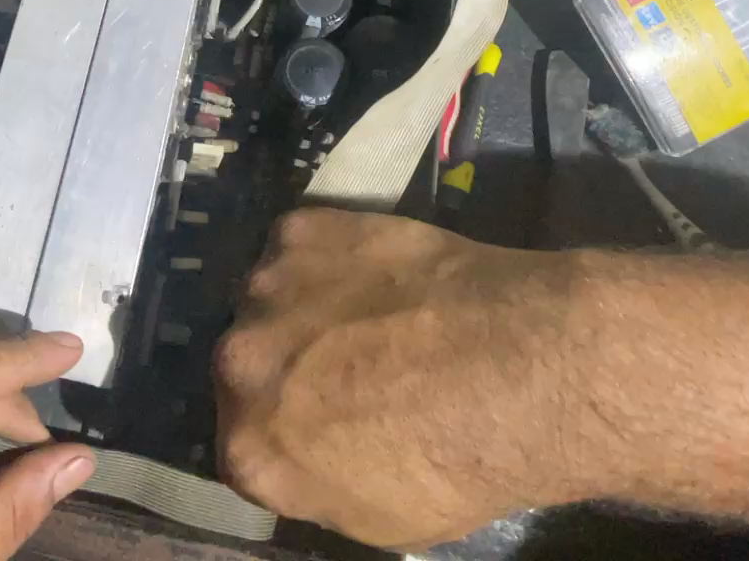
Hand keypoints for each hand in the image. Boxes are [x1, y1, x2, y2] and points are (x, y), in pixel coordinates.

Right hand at [214, 208, 600, 548]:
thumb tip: (306, 447)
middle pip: (247, 359)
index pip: (243, 439)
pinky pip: (300, 244)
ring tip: (365, 306)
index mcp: (248, 448)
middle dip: (282, 360)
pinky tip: (375, 267)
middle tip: (341, 358)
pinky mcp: (296, 229)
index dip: (283, 427)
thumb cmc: (456, 459)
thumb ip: (312, 478)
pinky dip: (328, 254)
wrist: (512, 362)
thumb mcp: (377, 519)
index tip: (317, 416)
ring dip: (301, 303)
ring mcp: (263, 287)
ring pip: (270, 295)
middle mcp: (237, 362)